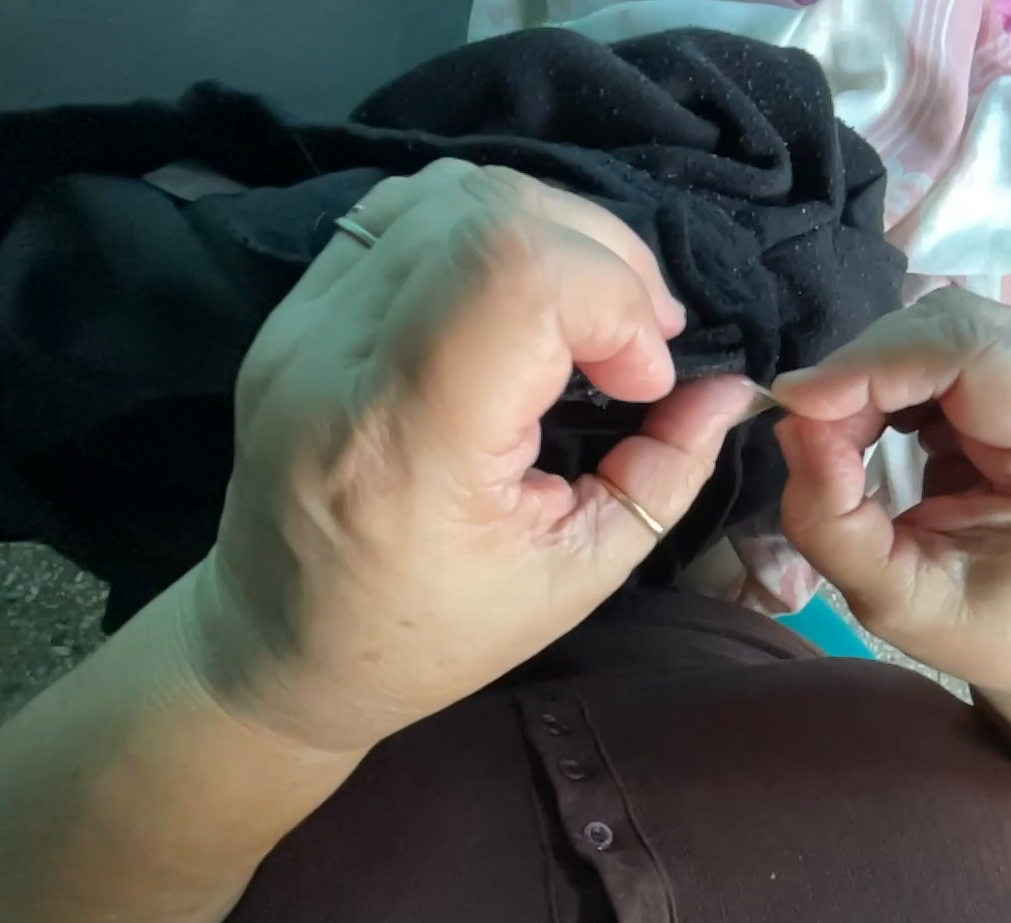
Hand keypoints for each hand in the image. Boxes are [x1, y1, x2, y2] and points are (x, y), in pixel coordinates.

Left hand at [185, 160, 758, 752]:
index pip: (518, 276)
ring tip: (595, 318)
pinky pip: (416, 209)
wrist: (281, 643)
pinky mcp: (300, 306)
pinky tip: (530, 301)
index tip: (645, 380)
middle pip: (495, 214)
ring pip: (458, 192)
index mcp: (411, 444)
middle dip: (607, 263)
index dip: (617, 302)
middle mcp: (339, 356)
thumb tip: (729, 390)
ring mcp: (306, 318)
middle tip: (639, 345)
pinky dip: (503, 233)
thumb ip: (668, 472)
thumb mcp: (580, 574)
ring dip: (562, 238)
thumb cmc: (440, 632)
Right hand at [771, 288, 1010, 716]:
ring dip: (872, 371)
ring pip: (940, 328)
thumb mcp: (895, 603)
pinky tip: (872, 427)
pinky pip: (936, 350)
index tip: (796, 405)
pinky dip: (884, 379)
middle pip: (955, 327)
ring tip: (842, 436)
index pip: (974, 355)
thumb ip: (833, 525)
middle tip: (813, 433)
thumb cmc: (984, 631)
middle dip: (866, 369)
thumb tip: (793, 426)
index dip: (876, 365)